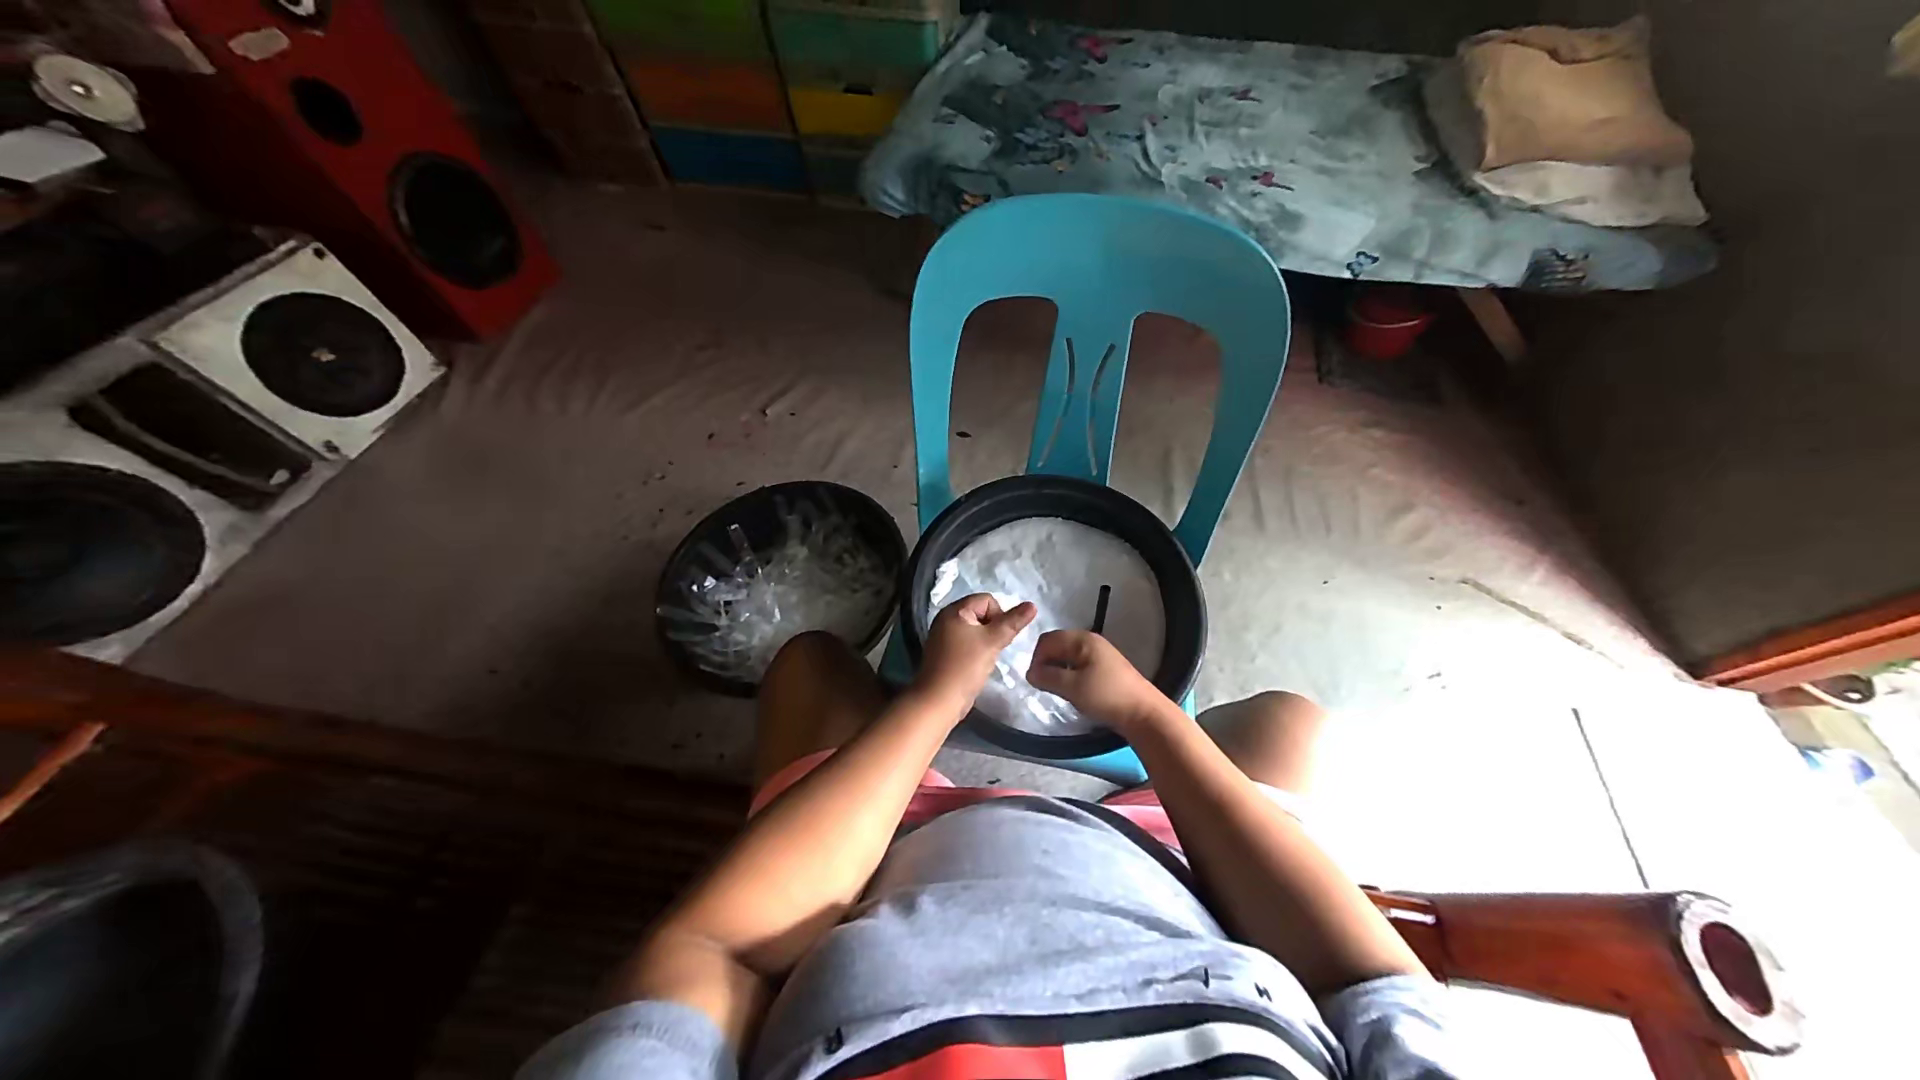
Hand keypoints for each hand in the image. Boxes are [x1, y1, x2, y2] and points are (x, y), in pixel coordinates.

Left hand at [918, 593, 1036, 703]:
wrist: (939, 700)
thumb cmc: (965, 667)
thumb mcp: (992, 642)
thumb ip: (1013, 622)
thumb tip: (1032, 605)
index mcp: (954, 610)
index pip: (987, 600)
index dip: (999, 615)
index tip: (999, 637)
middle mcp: (946, 619)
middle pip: (981, 613)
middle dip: (993, 629)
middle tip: (995, 647)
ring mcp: (944, 636)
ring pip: (976, 630)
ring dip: (986, 641)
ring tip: (987, 657)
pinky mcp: (945, 652)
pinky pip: (967, 643)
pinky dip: (976, 650)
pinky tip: (977, 664)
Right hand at [1027, 630, 1171, 734]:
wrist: (1143, 714)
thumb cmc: (1106, 696)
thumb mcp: (1071, 687)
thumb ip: (1047, 677)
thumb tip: (1030, 673)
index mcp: (1082, 639)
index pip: (1047, 640)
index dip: (1036, 658)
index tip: (1035, 680)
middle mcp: (1090, 641)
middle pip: (1057, 646)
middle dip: (1046, 664)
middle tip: (1045, 686)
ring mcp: (1100, 654)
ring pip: (1067, 657)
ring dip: (1058, 671)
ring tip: (1058, 690)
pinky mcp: (1105, 668)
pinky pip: (1078, 666)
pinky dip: (1070, 676)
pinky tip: (1073, 691)